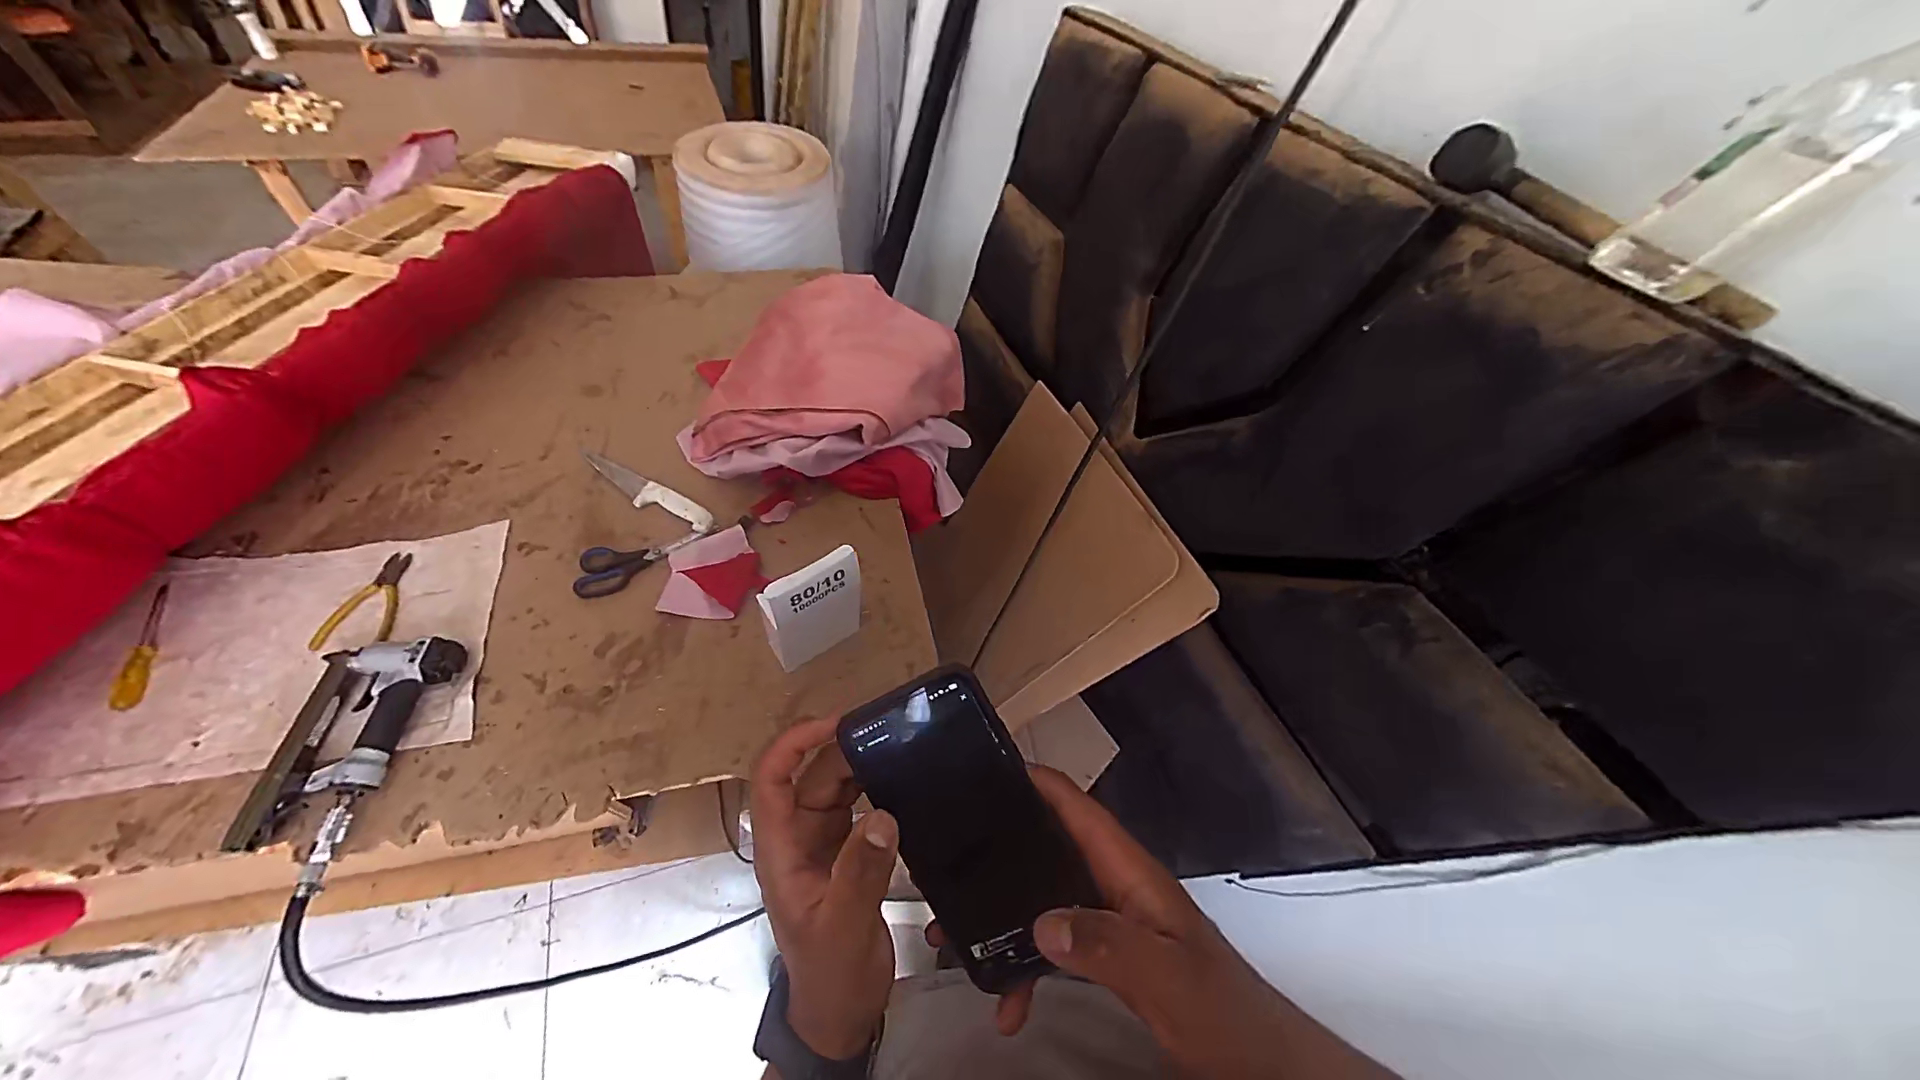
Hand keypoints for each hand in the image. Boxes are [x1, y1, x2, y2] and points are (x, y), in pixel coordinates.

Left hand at [749, 717, 897, 1059]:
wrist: (841, 1012)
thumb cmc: (831, 974)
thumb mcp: (844, 925)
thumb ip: (861, 872)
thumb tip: (883, 815)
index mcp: (781, 851)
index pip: (771, 781)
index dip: (793, 744)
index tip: (834, 723)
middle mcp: (797, 839)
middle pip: (811, 779)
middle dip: (842, 754)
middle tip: (888, 739)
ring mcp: (822, 844)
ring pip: (835, 790)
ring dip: (861, 769)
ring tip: (897, 751)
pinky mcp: (846, 852)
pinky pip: (857, 808)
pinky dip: (875, 791)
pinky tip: (899, 784)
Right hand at [986, 766, 1394, 1079]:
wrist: (1259, 1063)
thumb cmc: (1223, 1012)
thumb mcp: (1167, 978)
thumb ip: (1111, 945)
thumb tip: (1042, 921)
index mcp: (1129, 872)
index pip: (1077, 807)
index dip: (1035, 781)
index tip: (985, 771)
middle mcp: (1114, 885)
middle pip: (1049, 847)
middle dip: (1000, 850)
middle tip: (949, 862)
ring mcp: (1111, 918)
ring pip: (1043, 898)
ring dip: (1002, 916)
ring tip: (954, 938)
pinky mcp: (1108, 952)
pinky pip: (1054, 944)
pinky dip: (1026, 966)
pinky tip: (1007, 1000)